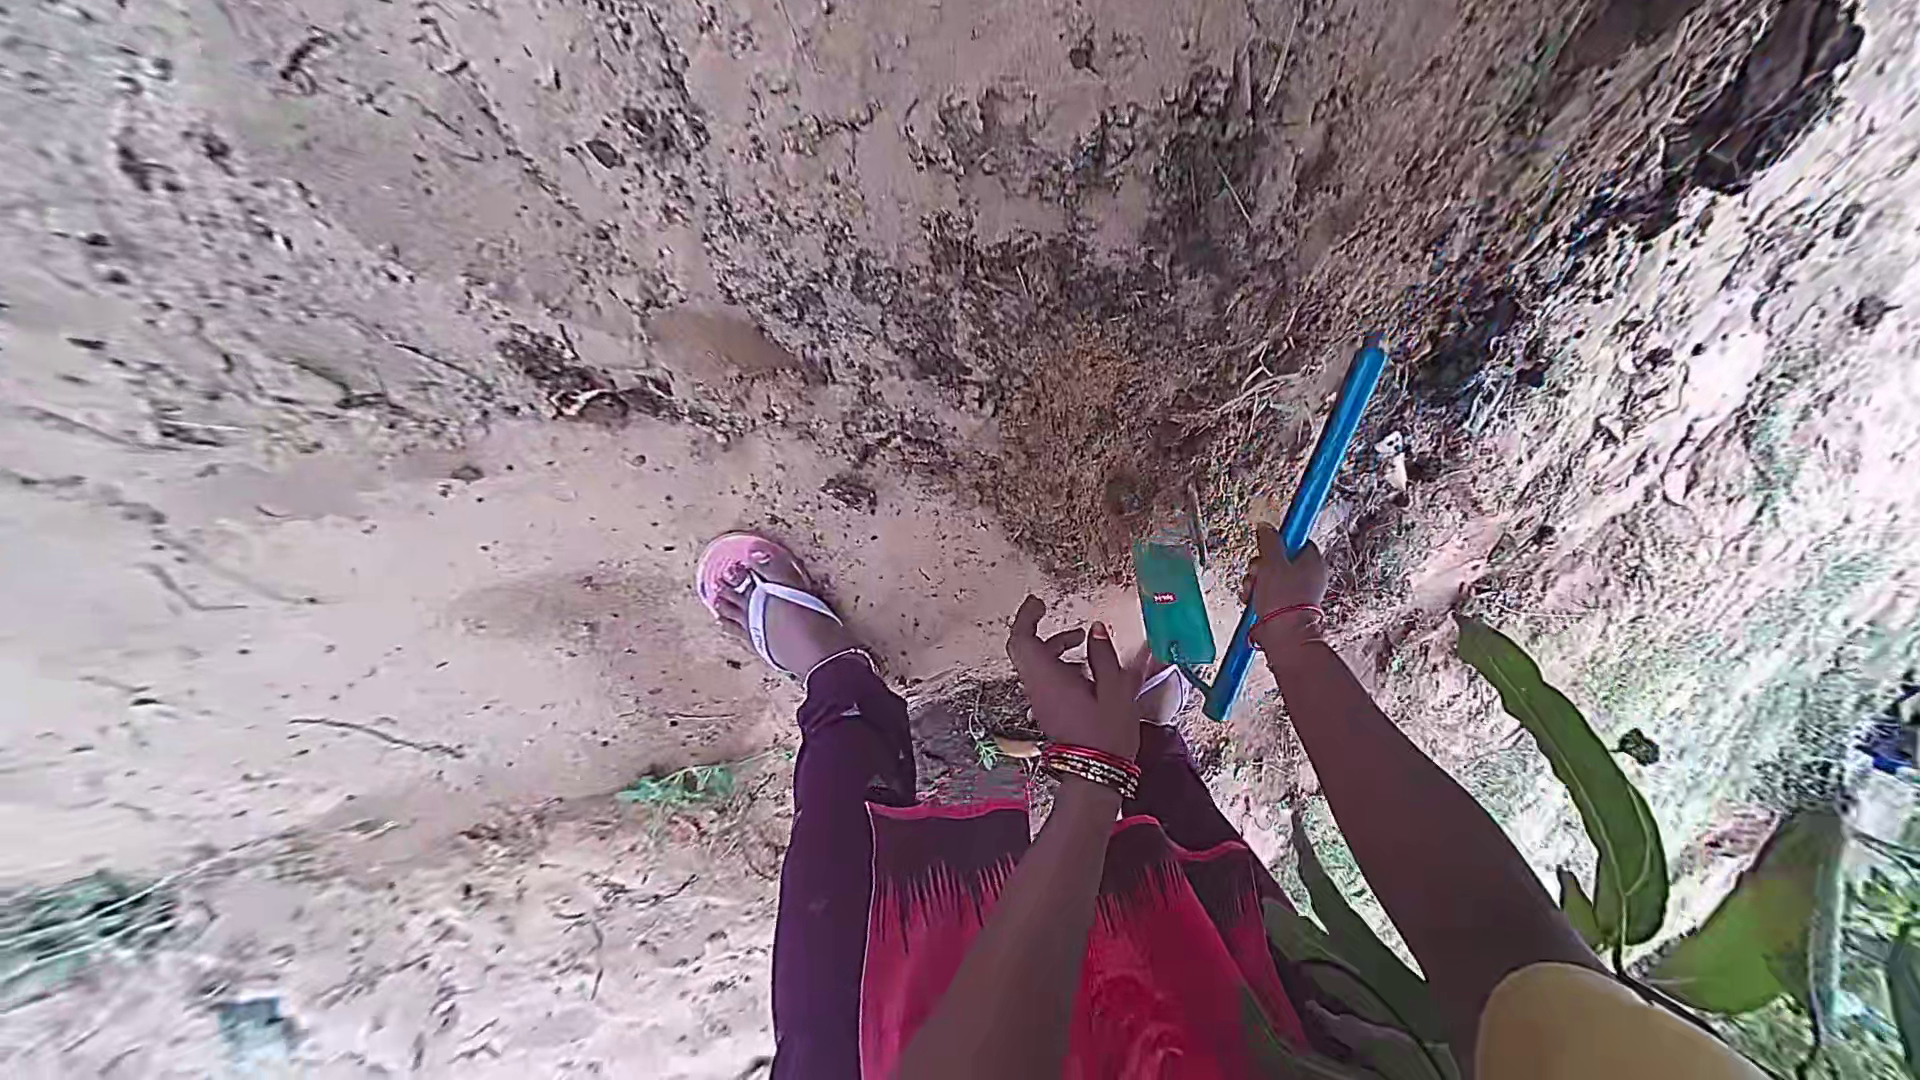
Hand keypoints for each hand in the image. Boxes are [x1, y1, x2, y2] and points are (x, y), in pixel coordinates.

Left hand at [1005, 596, 1139, 760]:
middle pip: (1022, 649)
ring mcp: (1039, 700)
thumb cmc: (1106, 734)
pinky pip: (1044, 677)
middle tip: (1047, 611)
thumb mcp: (1115, 690)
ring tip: (1082, 641)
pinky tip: (1084, 669)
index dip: (1025, 617)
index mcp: (1049, 679)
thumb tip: (1096, 629)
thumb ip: (1103, 656)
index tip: (1038, 603)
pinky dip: (1057, 663)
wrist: (1096, 775)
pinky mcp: (1047, 709)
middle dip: (1034, 627)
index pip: (1022, 640)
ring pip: (1034, 663)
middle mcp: (1037, 687)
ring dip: (1052, 645)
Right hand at [1245, 525, 1328, 654]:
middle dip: (1261, 565)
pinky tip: (1251, 598)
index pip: (1297, 541)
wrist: (1283, 633)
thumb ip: (1269, 541)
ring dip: (1254, 580)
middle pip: (1278, 559)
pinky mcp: (1283, 605)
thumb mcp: (1272, 562)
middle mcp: (1308, 576)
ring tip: (1252, 589)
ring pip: (1268, 576)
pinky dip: (1255, 594)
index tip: (1267, 543)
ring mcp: (1296, 592)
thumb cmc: (1283, 599)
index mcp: (1313, 562)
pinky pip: (1265, 592)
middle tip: (1257, 571)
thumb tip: (1266, 527)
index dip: (1280, 541)